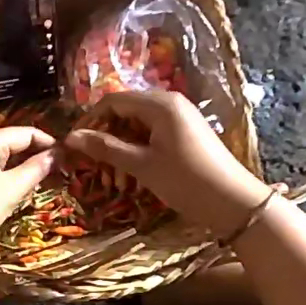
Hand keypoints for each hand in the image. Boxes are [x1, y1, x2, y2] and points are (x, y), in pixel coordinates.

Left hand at [0, 125, 55, 265]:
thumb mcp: (12, 188)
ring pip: (8, 158)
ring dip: (28, 167)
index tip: (69, 158)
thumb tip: (56, 155)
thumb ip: (36, 169)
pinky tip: (24, 188)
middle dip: (39, 155)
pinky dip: (14, 176)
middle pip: (17, 143)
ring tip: (48, 180)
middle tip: (62, 171)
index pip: (27, 133)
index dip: (49, 143)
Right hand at [63, 92, 269, 233]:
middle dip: (107, 139)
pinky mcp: (187, 136)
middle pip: (125, 113)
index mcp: (159, 104)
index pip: (112, 101)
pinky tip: (135, 180)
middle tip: (95, 168)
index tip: (75, 146)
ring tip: (116, 182)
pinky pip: (154, 138)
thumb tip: (71, 137)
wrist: (234, 203)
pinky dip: (139, 155)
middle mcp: (170, 104)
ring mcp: (181, 120)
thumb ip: (106, 148)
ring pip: (138, 128)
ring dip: (122, 152)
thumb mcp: (142, 165)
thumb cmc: (186, 181)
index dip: (91, 121)